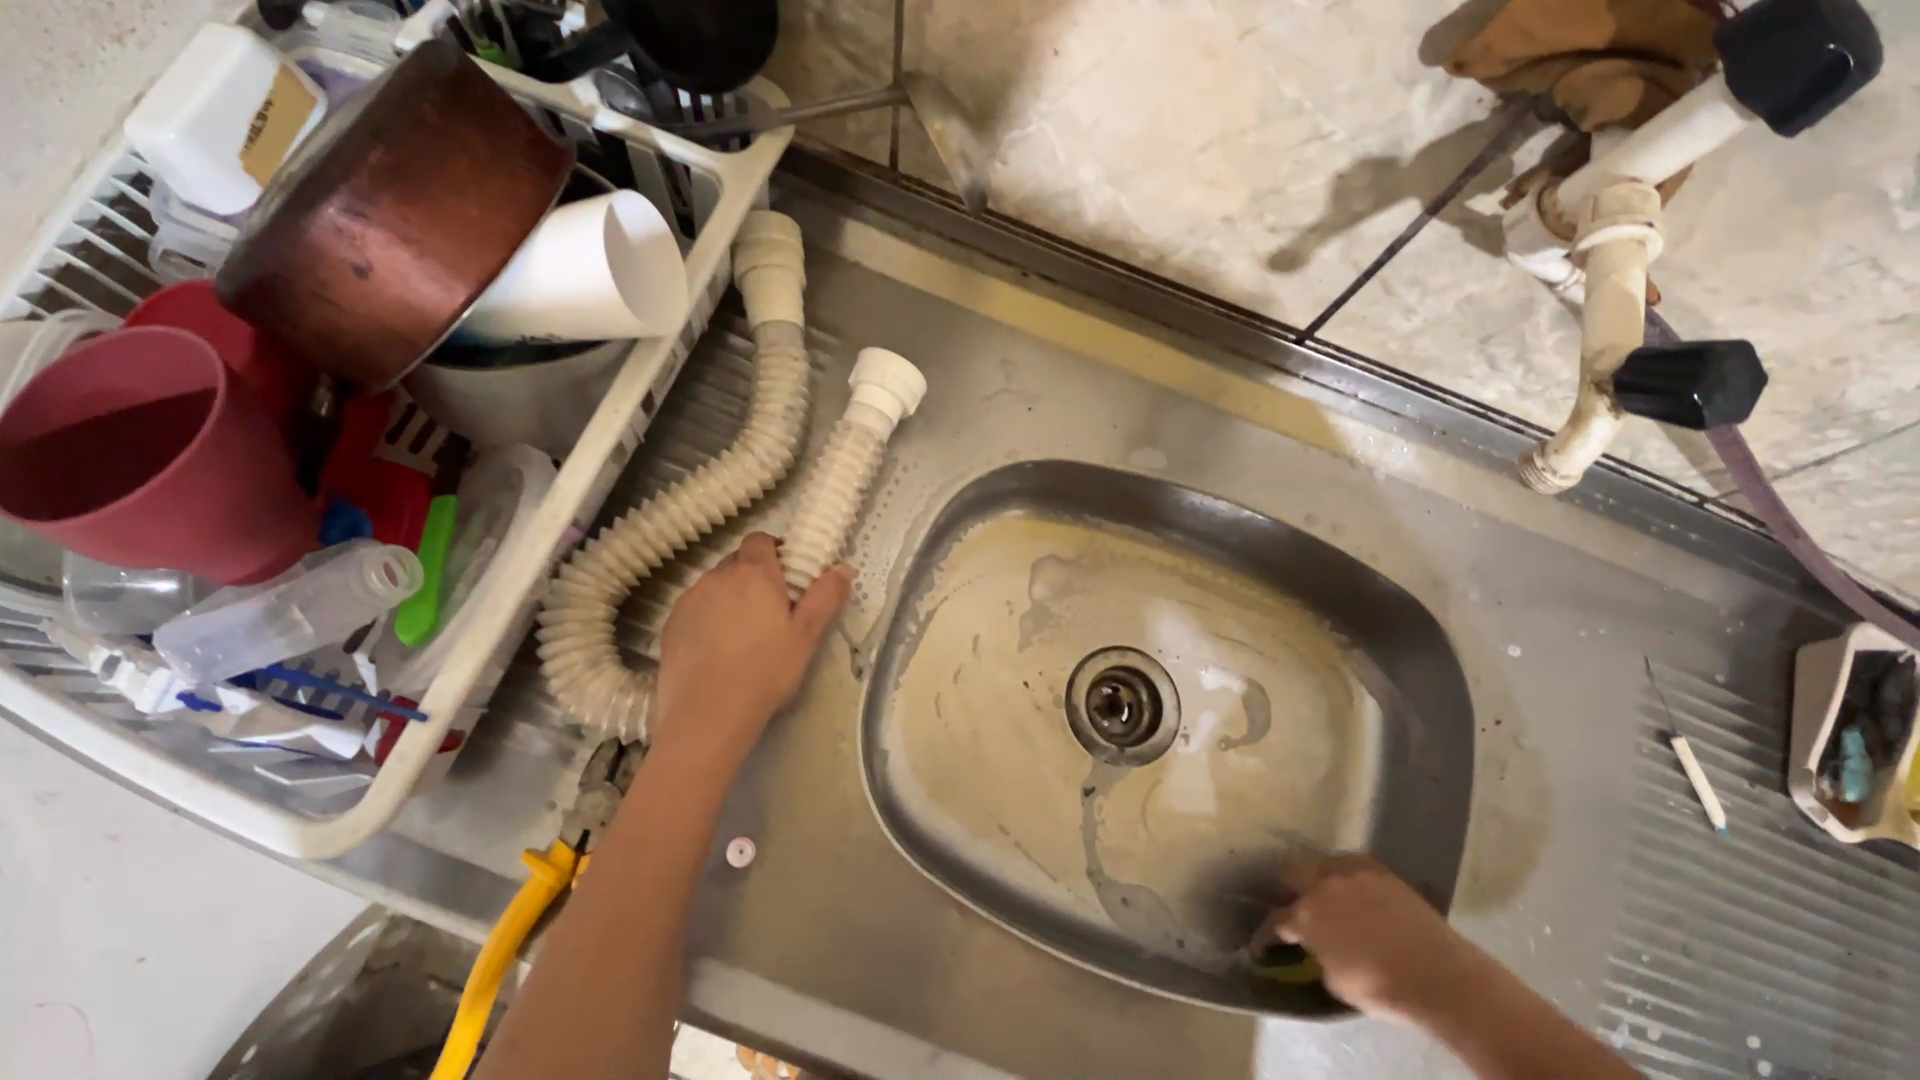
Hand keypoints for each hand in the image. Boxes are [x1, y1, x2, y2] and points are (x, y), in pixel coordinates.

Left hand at [650, 533, 850, 773]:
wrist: (707, 714)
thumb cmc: (766, 672)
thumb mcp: (807, 636)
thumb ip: (825, 597)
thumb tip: (843, 567)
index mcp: (754, 573)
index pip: (760, 540)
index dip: (775, 551)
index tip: (788, 576)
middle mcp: (717, 576)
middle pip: (737, 561)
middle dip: (754, 576)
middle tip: (772, 609)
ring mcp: (690, 599)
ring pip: (714, 585)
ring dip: (730, 597)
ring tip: (743, 634)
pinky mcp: (670, 625)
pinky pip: (695, 609)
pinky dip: (707, 618)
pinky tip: (717, 650)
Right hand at [1258, 854, 1487, 1019]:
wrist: (1438, 974)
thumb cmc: (1382, 987)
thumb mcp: (1335, 981)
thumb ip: (1319, 955)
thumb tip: (1320, 947)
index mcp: (1305, 916)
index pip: (1275, 921)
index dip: (1267, 935)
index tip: (1263, 945)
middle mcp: (1322, 886)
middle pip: (1291, 874)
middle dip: (1288, 890)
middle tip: (1295, 908)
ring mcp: (1352, 873)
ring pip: (1322, 864)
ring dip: (1318, 878)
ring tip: (1326, 893)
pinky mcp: (1380, 871)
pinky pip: (1352, 865)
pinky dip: (1347, 875)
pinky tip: (1354, 888)